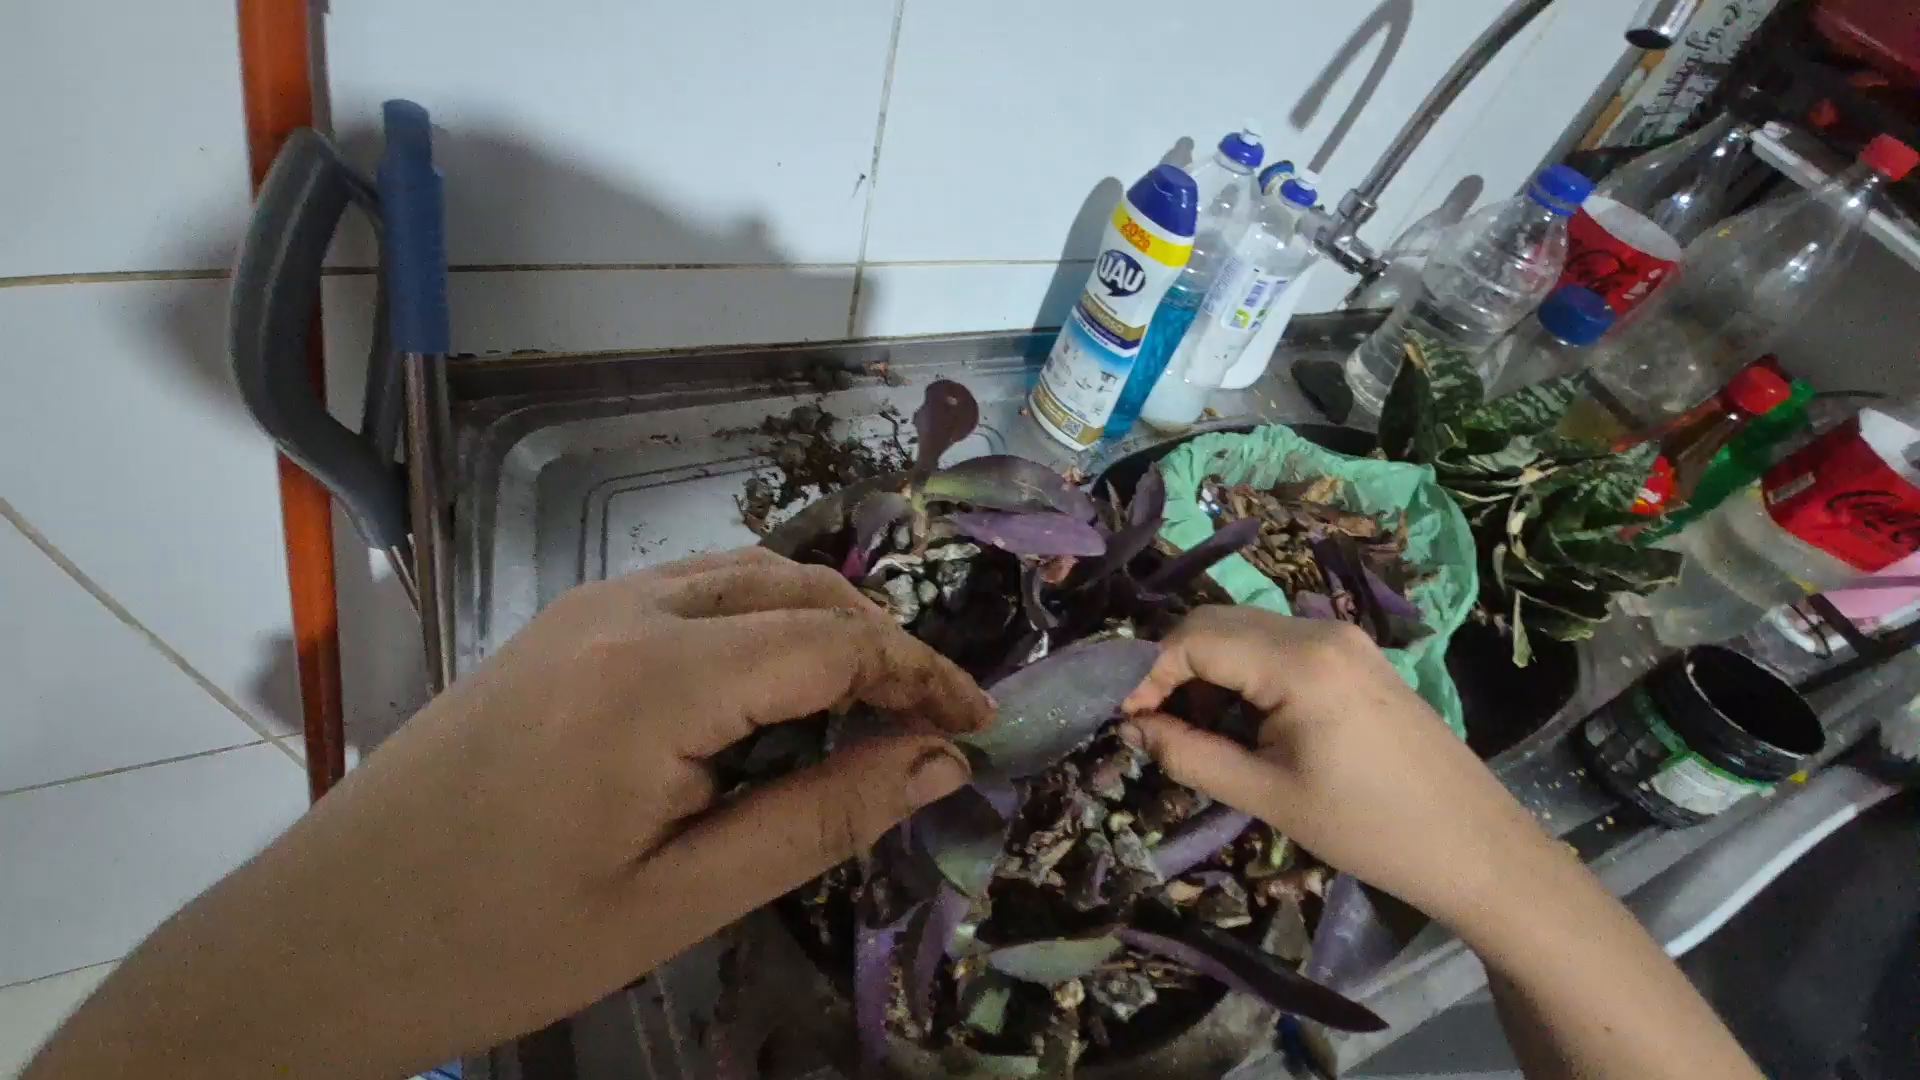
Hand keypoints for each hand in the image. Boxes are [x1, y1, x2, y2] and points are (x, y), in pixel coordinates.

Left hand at [27, 548, 989, 1079]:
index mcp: (657, 678)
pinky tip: (780, 680)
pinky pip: (704, 591)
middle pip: (804, 591)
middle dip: (883, 647)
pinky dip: (771, 621)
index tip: (979, 721)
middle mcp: (631, 609)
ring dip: (830, 625)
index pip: (836, 643)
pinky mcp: (572, 619)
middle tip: (929, 720)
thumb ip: (822, 818)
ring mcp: (594, 602)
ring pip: (756, 578)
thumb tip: (937, 762)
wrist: (307, 946)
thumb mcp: (681, 900)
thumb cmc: (500, 943)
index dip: (922, 676)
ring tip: (871, 699)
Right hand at [1120, 606, 1550, 927]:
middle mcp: (1317, 630)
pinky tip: (1244, 717)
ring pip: (1241, 628)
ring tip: (1199, 726)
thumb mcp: (1267, 797)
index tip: (1124, 716)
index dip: (1147, 672)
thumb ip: (1189, 755)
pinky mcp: (1351, 652)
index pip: (1193, 639)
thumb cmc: (1371, 830)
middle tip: (1154, 721)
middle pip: (1214, 622)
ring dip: (1205, 668)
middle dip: (1172, 666)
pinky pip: (1273, 642)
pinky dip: (1240, 669)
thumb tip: (1131, 727)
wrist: (1481, 849)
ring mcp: (1340, 636)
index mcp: (1298, 662)